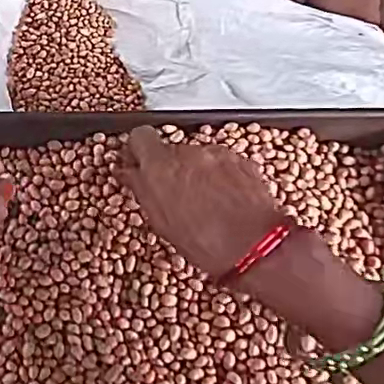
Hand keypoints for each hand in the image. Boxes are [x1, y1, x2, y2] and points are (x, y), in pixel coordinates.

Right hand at [118, 126, 285, 275]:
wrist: (254, 245)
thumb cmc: (205, 242)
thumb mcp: (161, 221)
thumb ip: (142, 189)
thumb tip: (130, 174)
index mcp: (159, 166)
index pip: (139, 137)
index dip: (137, 150)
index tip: (137, 163)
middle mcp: (188, 153)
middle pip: (171, 149)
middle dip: (170, 168)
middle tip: (173, 194)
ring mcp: (216, 154)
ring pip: (198, 157)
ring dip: (196, 173)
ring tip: (202, 204)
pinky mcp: (241, 160)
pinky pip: (222, 164)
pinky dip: (220, 177)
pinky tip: (222, 202)